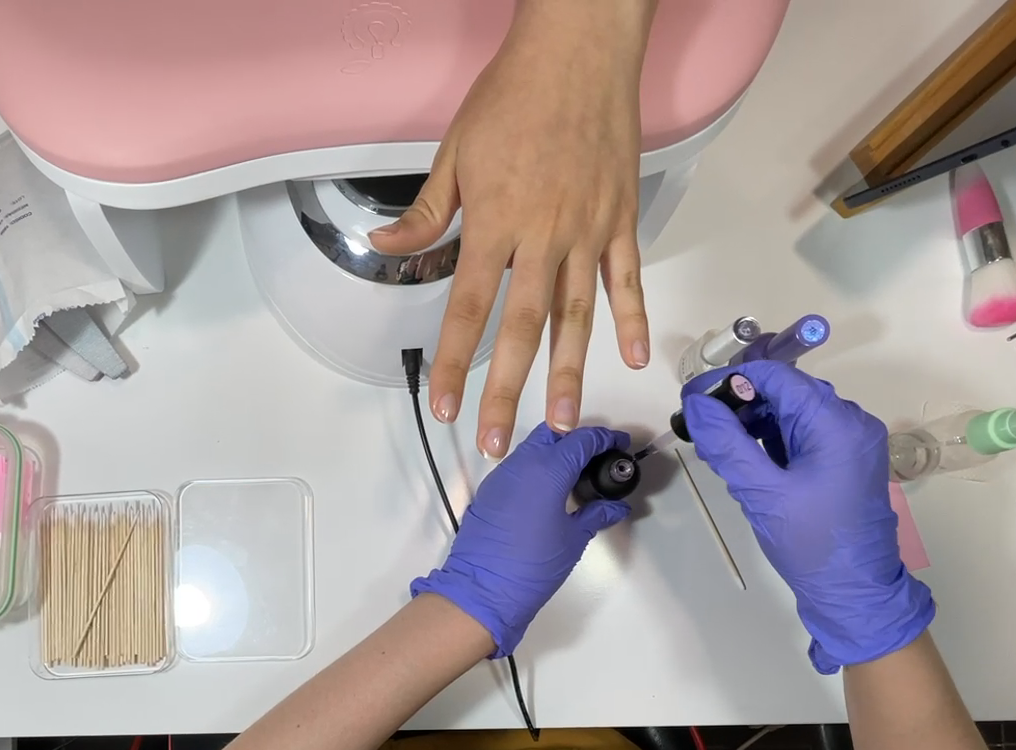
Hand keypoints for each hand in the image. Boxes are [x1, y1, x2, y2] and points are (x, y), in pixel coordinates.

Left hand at [370, 0, 655, 459]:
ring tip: (561, 421)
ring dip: (568, 372)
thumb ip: (425, 213)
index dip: (455, 362)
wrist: (580, 44)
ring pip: (577, 314)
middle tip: (496, 440)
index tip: (446, 407)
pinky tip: (630, 358)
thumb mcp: (455, 150)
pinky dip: (630, 318)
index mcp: (494, 222)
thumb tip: (385, 248)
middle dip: (505, 389)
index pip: (467, 308)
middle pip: (522, 327)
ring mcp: (587, 230)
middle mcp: (542, 235)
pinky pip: (627, 277)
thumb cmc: (513, 95)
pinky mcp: (620, 218)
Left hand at [412, 424, 629, 656]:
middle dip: (578, 438)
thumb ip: (596, 514)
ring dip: (554, 452)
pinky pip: (516, 467)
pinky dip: (536, 468)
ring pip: (531, 448)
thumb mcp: (573, 538)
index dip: (605, 438)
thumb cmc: (529, 567)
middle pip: (553, 435)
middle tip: (598, 456)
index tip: (619, 444)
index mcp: (546, 471)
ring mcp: (500, 478)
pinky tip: (551, 489)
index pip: (581, 439)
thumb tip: (613, 507)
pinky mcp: (488, 493)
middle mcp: (519, 466)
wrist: (483, 591)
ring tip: (577, 473)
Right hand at [679, 361, 934, 672]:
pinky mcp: (841, 462)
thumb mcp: (761, 492)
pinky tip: (743, 460)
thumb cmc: (810, 541)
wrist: (853, 591)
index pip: (778, 378)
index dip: (731, 380)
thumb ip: (727, 443)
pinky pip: (799, 436)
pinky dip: (768, 441)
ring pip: (790, 414)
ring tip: (716, 447)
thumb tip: (696, 404)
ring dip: (751, 423)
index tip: (692, 398)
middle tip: (699, 427)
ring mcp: (848, 444)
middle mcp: (849, 424)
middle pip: (785, 393)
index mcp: (836, 424)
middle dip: (739, 403)